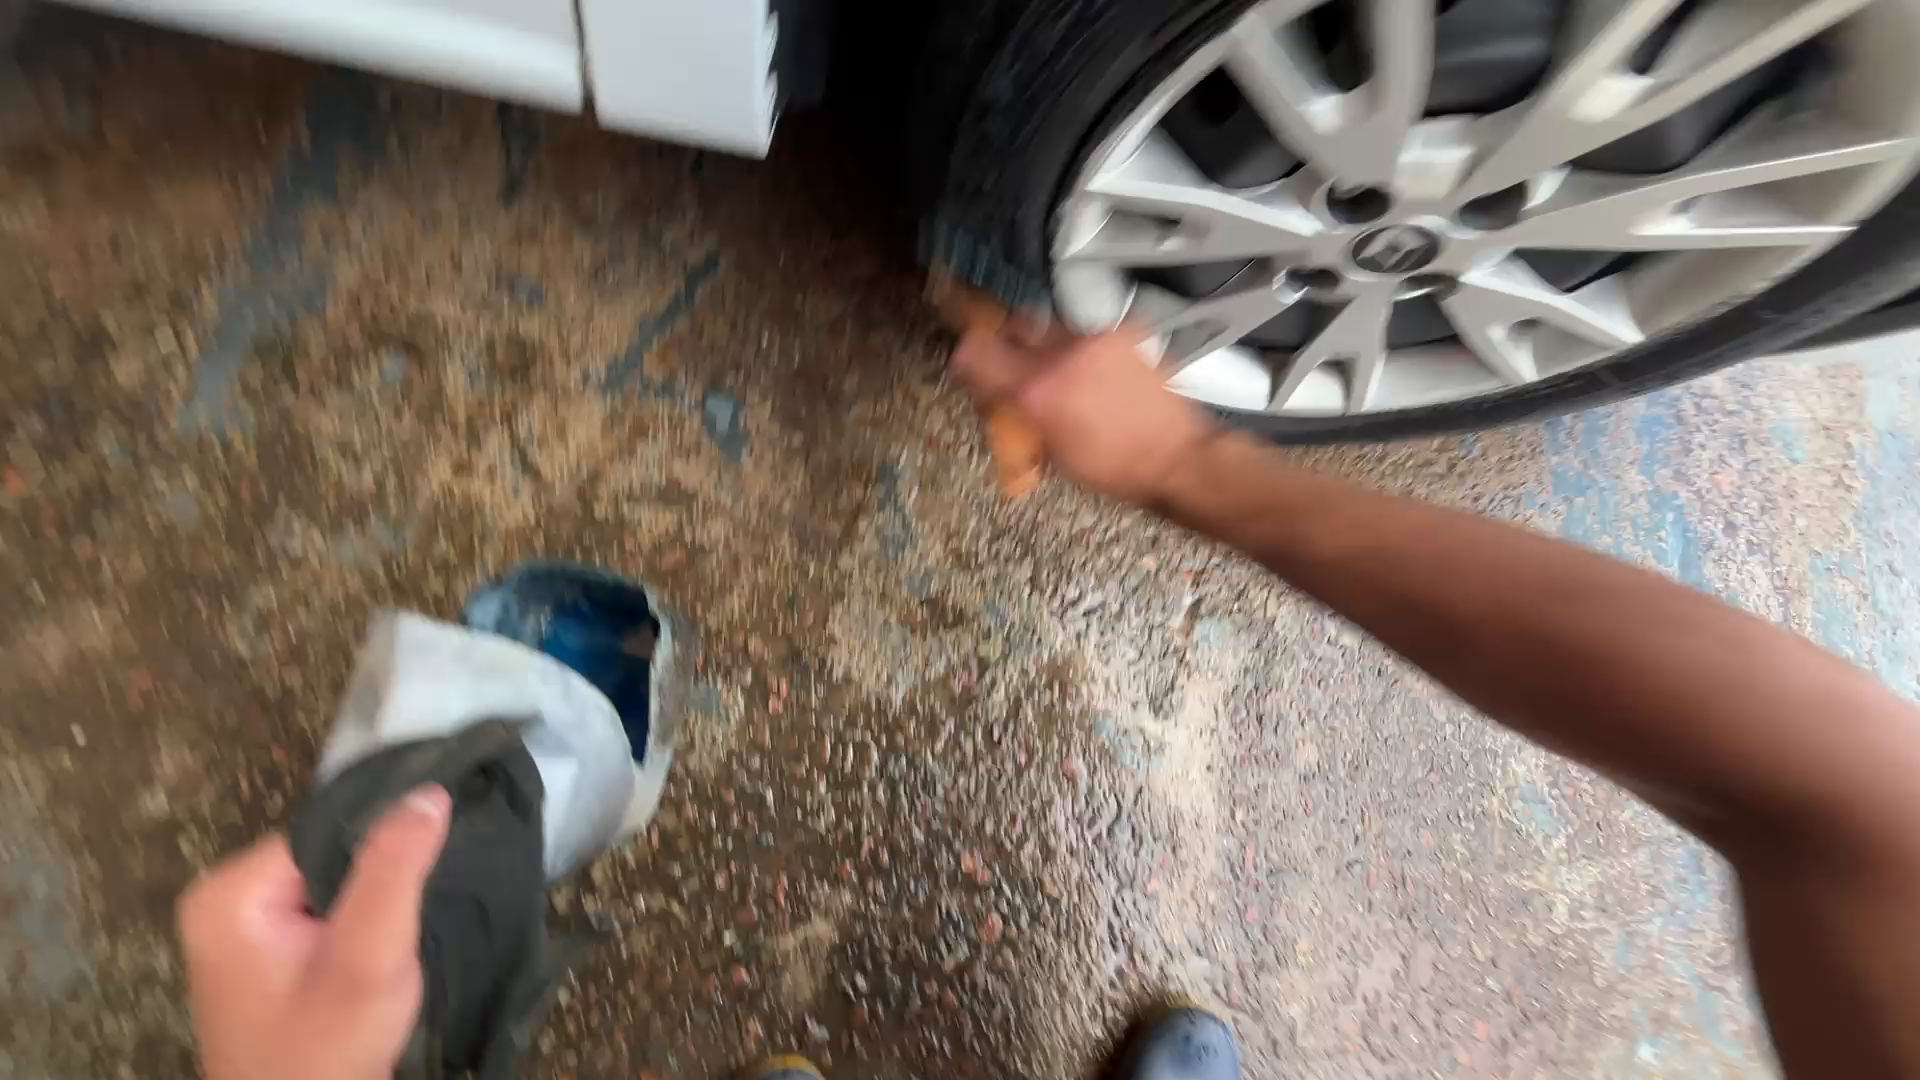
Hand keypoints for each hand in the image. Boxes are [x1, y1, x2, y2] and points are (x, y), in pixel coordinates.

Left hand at [178, 786, 450, 1079]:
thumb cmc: (326, 1045)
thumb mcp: (368, 955)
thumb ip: (394, 870)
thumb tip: (428, 792)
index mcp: (233, 892)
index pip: (336, 823)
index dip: (391, 837)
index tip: (438, 853)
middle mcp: (231, 895)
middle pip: (339, 842)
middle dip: (391, 861)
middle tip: (426, 892)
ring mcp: (250, 917)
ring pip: (345, 866)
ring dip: (387, 883)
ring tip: (418, 906)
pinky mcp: (277, 936)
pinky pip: (340, 890)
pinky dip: (375, 901)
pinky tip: (397, 922)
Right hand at [950, 325, 1216, 502]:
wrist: (1174, 456)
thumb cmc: (1115, 468)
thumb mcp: (1053, 455)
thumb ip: (1022, 420)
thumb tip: (1005, 403)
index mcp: (1036, 393)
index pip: (978, 354)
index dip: (965, 357)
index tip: (964, 360)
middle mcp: (1061, 358)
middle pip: (1012, 325)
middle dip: (1005, 340)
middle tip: (1009, 359)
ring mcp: (1094, 341)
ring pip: (1050, 326)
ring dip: (1044, 344)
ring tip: (1060, 371)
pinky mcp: (1124, 334)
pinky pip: (1087, 333)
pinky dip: (1082, 350)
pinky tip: (1094, 373)